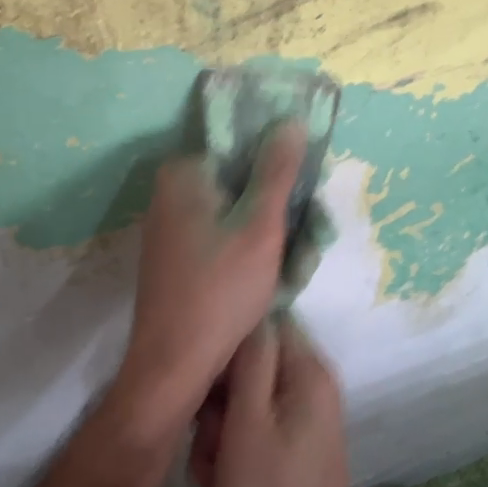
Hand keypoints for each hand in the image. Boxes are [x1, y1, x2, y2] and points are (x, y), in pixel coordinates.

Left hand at [113, 124, 305, 430]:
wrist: (174, 365)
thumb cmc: (220, 289)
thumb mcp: (260, 225)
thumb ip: (277, 171)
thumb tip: (289, 121)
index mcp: (183, 174)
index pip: (243, 147)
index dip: (282, 166)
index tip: (311, 193)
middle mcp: (173, 193)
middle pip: (243, 182)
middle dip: (283, 208)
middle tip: (314, 237)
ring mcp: (174, 227)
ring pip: (239, 214)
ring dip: (274, 235)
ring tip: (301, 265)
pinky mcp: (181, 257)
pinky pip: (226, 239)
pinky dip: (253, 252)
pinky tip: (278, 278)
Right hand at [190, 321, 362, 486]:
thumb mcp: (249, 424)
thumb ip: (250, 362)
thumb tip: (250, 309)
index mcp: (308, 371)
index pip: (261, 325)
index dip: (227, 348)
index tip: (207, 383)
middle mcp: (309, 385)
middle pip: (247, 369)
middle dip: (217, 407)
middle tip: (207, 444)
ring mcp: (301, 417)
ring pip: (241, 405)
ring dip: (217, 440)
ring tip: (214, 477)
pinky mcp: (291, 446)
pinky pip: (251, 432)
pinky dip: (231, 458)